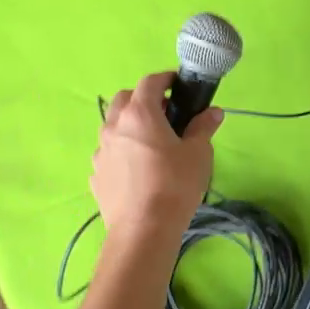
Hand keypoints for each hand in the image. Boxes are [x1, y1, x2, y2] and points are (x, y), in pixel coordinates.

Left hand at [92, 72, 220, 238]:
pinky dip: (122, 151)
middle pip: (124, 99)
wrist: (143, 229)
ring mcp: (100, 151)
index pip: (150, 82)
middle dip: (143, 98)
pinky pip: (109, 153)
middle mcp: (114, 126)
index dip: (165, 79)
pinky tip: (138, 169)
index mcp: (140, 114)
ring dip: (130, 125)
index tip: (178, 84)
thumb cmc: (175, 184)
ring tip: (151, 143)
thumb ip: (203, 128)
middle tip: (165, 113)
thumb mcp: (198, 153)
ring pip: (113, 126)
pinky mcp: (96, 174)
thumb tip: (213, 112)